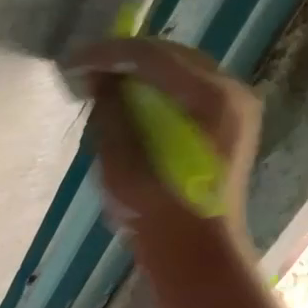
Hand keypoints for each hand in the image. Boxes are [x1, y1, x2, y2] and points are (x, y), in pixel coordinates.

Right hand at [76, 38, 260, 246]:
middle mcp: (230, 91)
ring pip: (181, 70)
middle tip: (84, 68)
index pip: (151, 56)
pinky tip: (130, 100)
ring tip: (103, 81)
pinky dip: (157, 88)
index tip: (71, 61)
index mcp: (208, 97)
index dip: (106, 54)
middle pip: (171, 55)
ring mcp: (235, 107)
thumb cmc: (156, 211)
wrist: (194, 253)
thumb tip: (99, 78)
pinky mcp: (229, 124)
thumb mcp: (121, 160)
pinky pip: (189, 89)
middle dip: (125, 57)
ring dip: (141, 71)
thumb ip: (111, 111)